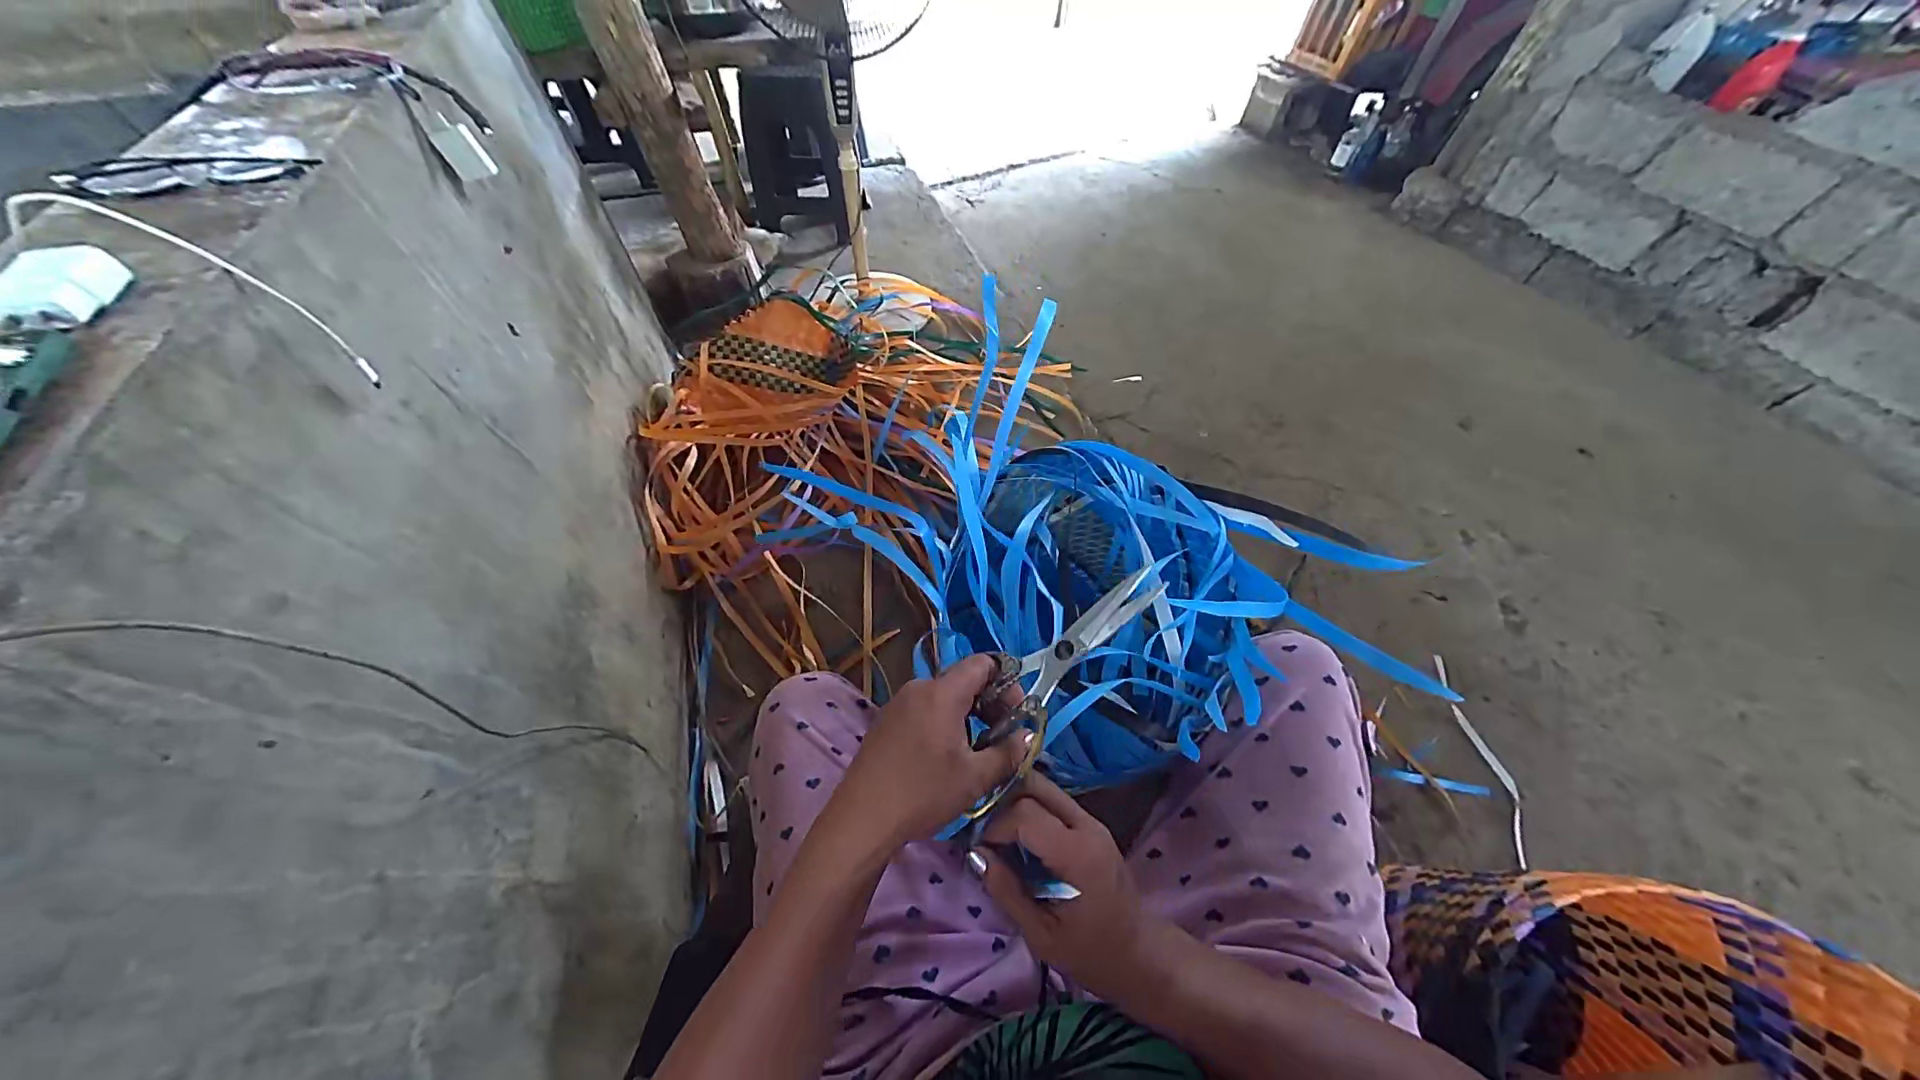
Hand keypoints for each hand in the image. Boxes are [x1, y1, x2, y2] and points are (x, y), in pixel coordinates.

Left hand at [819, 654, 1033, 855]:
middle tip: (1003, 736)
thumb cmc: (923, 793)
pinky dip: (944, 722)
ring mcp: (898, 703)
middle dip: (990, 703)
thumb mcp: (975, 778)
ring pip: (944, 697)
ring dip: (968, 715)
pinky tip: (947, 756)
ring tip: (977, 751)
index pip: (983, 663)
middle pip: (963, 680)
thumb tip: (1028, 736)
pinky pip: (925, 709)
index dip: (1007, 682)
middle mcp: (918, 688)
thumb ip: (1008, 752)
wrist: (862, 818)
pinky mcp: (886, 721)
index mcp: (941, 693)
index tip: (1017, 713)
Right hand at [978, 772, 1164, 999]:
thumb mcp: (1041, 934)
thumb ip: (1007, 891)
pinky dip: (1028, 807)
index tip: (978, 848)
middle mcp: (1087, 826)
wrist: (1140, 955)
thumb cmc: (1092, 953)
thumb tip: (975, 854)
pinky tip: (1014, 833)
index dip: (994, 826)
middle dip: (1001, 802)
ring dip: (1014, 800)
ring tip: (993, 829)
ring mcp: (1091, 822)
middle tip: (981, 830)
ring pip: (1044, 788)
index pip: (1025, 814)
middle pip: (1035, 788)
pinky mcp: (1090, 825)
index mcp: (1077, 854)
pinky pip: (1052, 801)